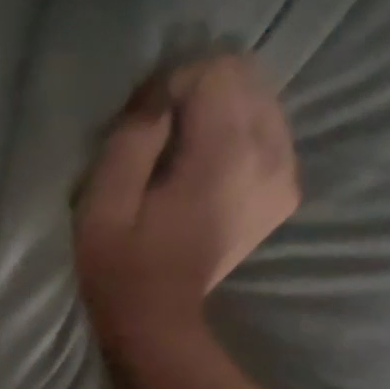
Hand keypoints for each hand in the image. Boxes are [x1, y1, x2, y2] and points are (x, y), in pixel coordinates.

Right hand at [74, 55, 299, 357]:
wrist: (156, 313)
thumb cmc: (117, 258)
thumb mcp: (102, 198)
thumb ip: (133, 139)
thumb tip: (158, 95)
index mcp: (225, 157)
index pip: (216, 75)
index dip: (169, 85)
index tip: (136, 118)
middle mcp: (272, 156)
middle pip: (248, 80)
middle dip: (197, 90)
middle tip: (152, 127)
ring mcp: (286, 174)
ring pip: (262, 100)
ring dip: (215, 108)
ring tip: (172, 143)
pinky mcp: (285, 188)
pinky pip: (269, 131)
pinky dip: (233, 130)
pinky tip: (198, 161)